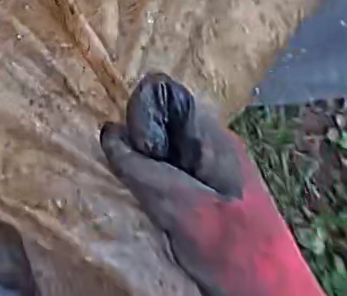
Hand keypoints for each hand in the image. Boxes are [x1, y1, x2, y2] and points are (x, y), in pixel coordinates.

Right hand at [100, 73, 322, 295]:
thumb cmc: (238, 255)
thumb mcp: (183, 209)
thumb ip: (142, 169)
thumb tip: (108, 133)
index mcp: (213, 138)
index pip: (161, 91)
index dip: (142, 113)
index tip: (144, 151)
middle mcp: (210, 146)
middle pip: (156, 118)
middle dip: (138, 143)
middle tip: (143, 180)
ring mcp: (208, 171)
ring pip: (157, 147)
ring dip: (142, 169)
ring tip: (150, 202)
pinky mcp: (203, 197)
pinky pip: (164, 172)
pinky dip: (150, 187)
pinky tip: (156, 213)